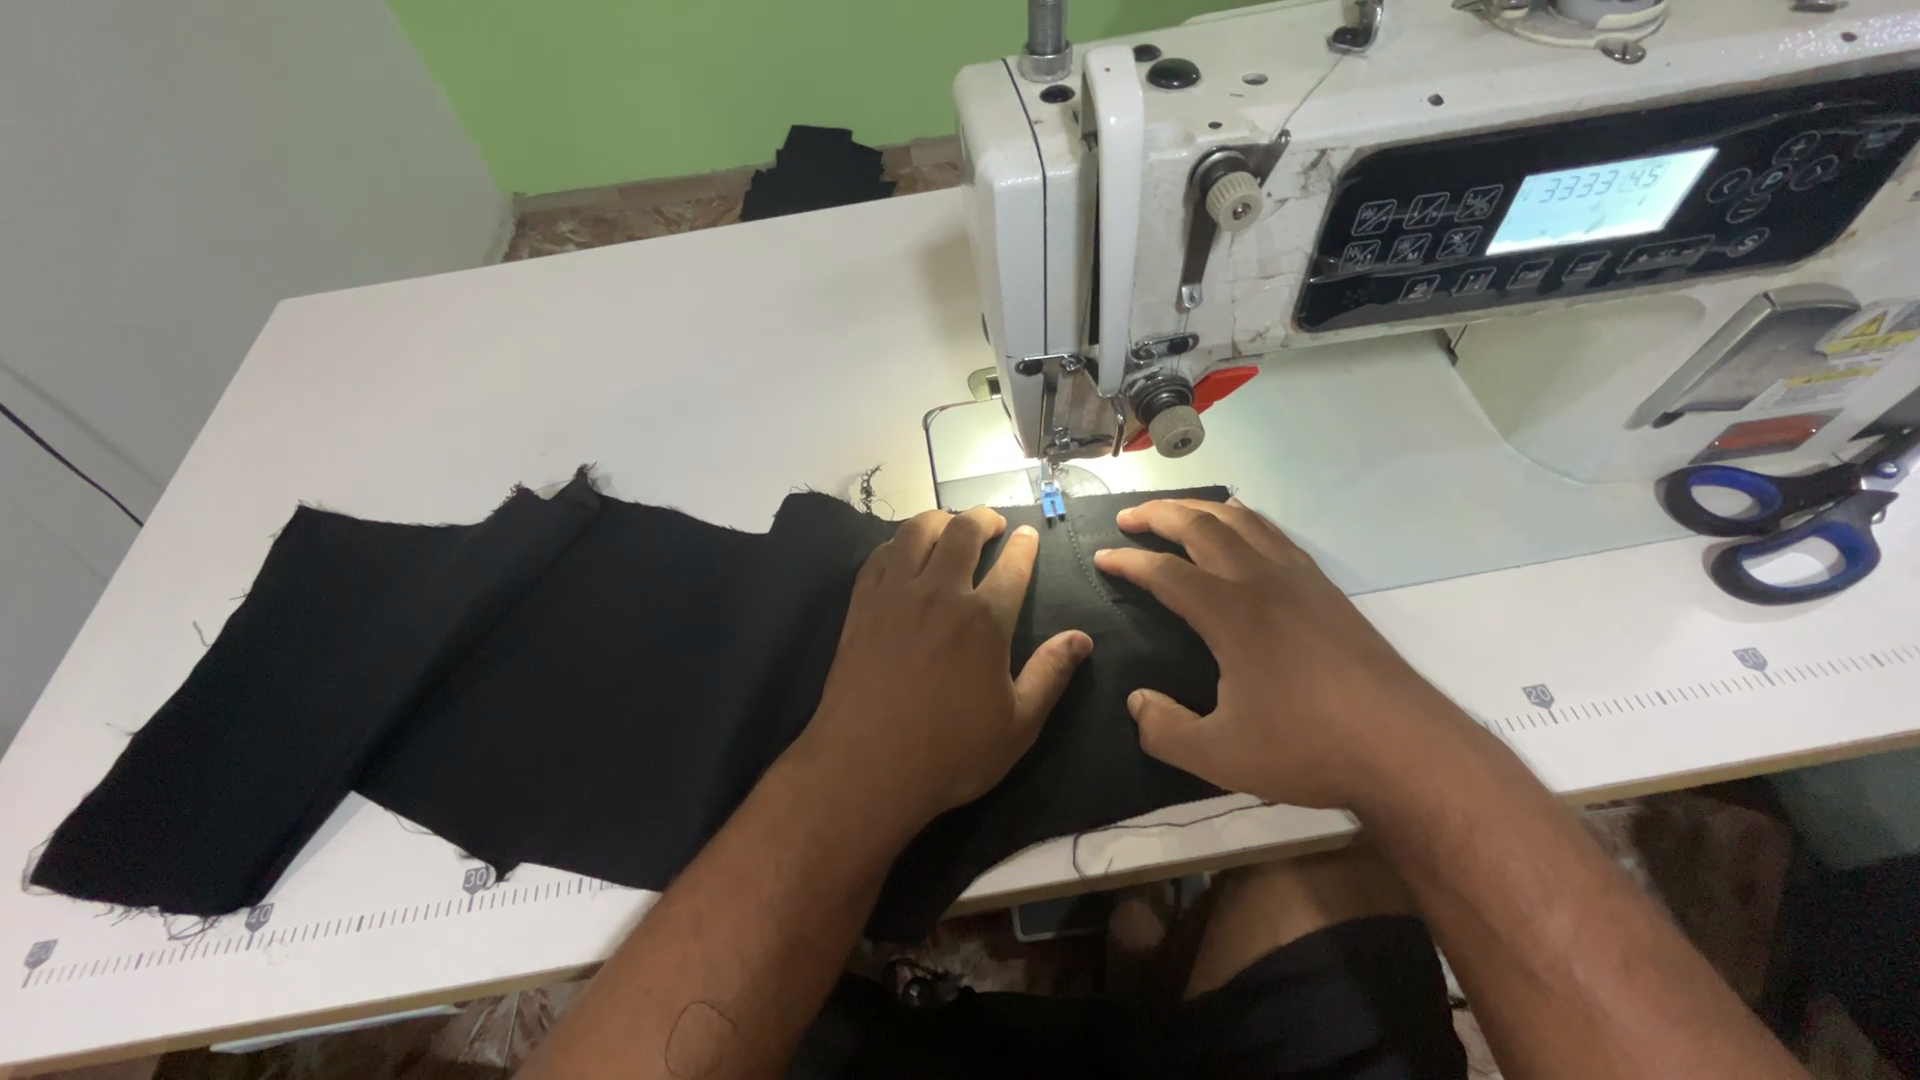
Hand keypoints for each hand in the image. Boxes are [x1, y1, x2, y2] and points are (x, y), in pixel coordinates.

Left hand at [797, 506, 1092, 825]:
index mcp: (985, 619)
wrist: (865, 766)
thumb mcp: (1018, 724)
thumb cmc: (950, 752)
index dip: (1024, 546)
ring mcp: (895, 595)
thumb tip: (1081, 638)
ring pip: (916, 531)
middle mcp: (940, 592)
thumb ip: (1051, 675)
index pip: (1013, 565)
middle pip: (963, 533)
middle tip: (993, 522)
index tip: (1027, 536)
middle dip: (983, 518)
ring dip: (939, 519)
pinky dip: (897, 542)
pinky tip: (902, 549)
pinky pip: (880, 555)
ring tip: (950, 524)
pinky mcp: (861, 606)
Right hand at [1093, 499, 1465, 809]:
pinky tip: (1247, 529)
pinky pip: (1277, 537)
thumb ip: (1163, 729)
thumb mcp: (1218, 756)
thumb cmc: (1307, 749)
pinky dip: (1248, 522)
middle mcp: (1263, 583)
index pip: (1166, 573)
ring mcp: (1301, 583)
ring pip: (1245, 524)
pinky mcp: (1328, 593)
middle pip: (1203, 527)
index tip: (1103, 557)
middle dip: (1160, 515)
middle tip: (1129, 517)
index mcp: (1230, 614)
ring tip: (1180, 511)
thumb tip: (1137, 701)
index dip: (1129, 561)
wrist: (1406, 748)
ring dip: (1204, 510)